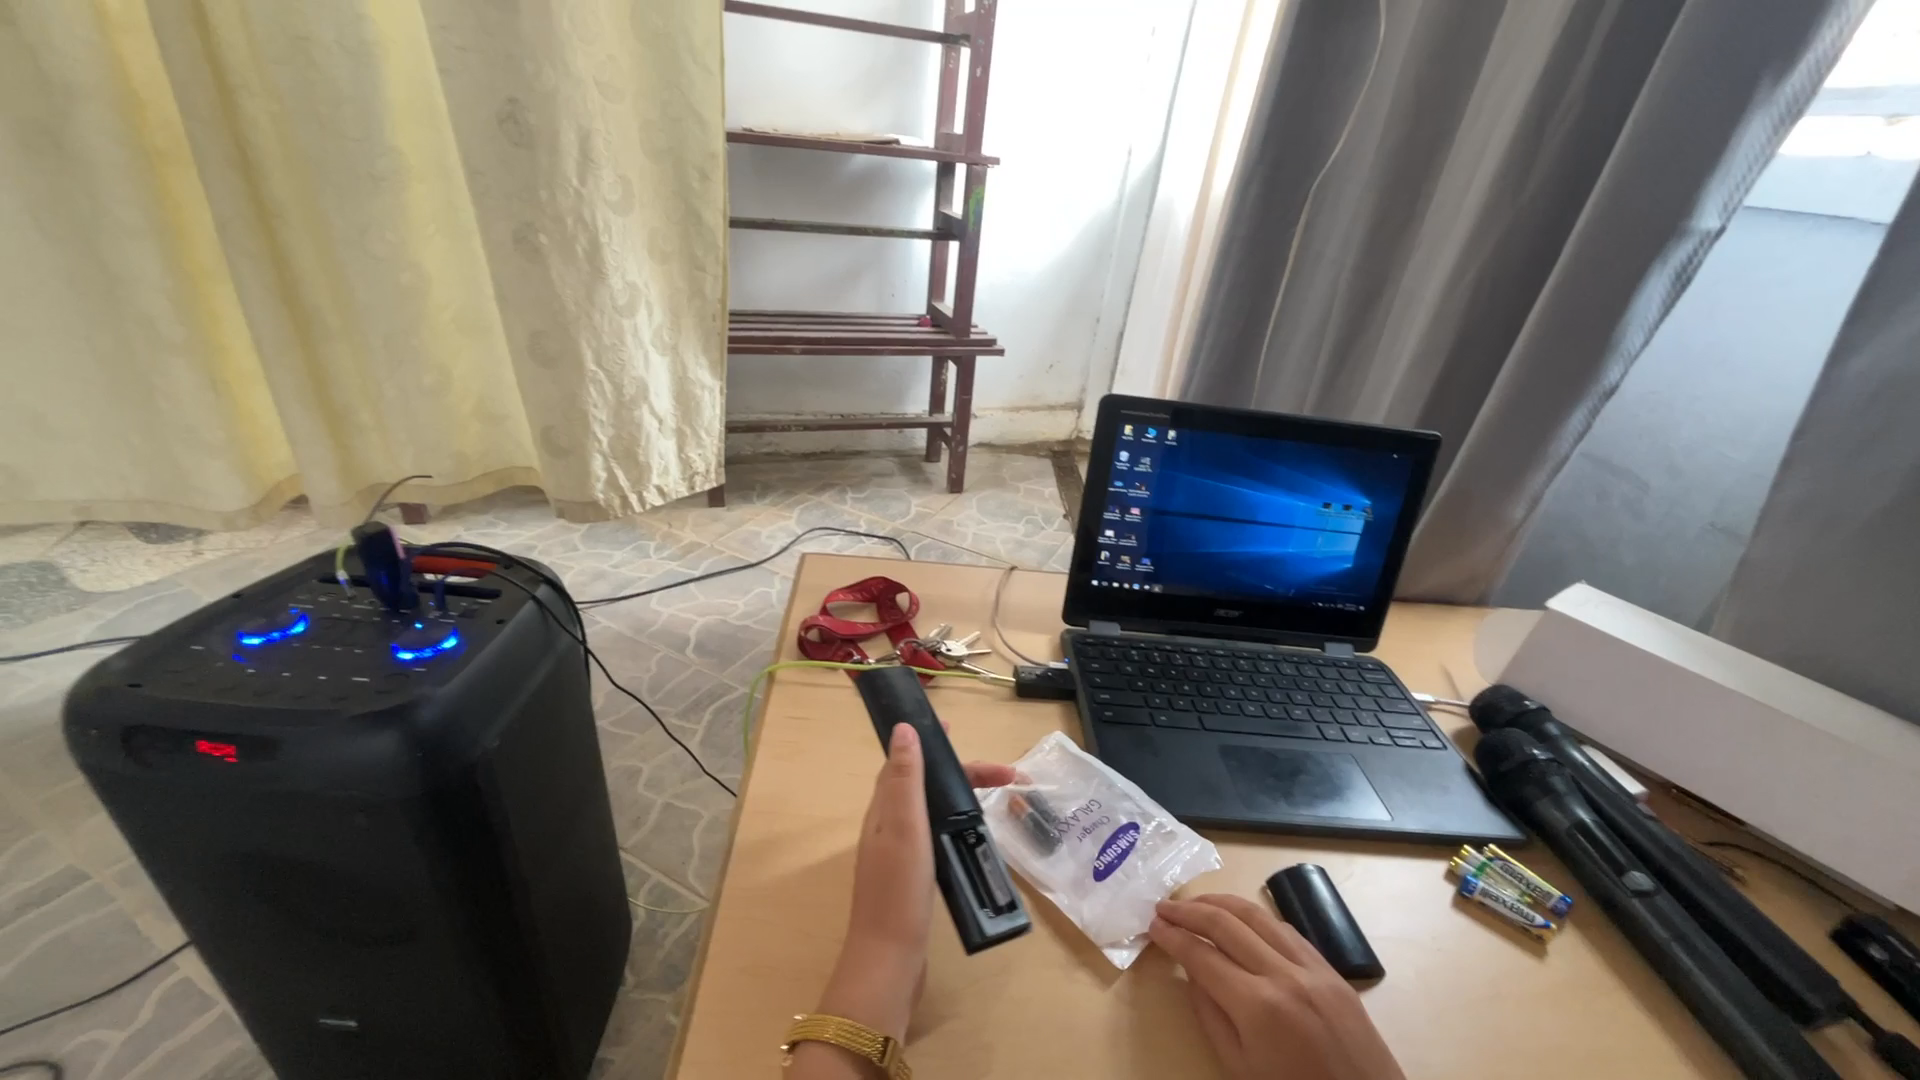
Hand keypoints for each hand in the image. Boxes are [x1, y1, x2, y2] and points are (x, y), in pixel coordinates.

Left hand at [816, 723, 1014, 1038]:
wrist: (890, 959)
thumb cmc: (898, 888)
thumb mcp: (904, 826)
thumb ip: (905, 778)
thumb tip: (903, 727)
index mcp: (884, 810)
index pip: (906, 763)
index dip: (930, 743)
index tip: (955, 727)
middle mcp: (888, 827)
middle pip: (926, 786)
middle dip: (963, 772)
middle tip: (1008, 775)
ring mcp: (900, 854)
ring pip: (932, 811)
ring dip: (963, 796)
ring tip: (998, 798)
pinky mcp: (913, 878)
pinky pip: (937, 837)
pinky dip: (958, 825)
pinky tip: (975, 836)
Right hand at [1151, 895, 1404, 1079]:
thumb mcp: (1240, 1068)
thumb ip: (1210, 1014)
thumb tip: (1191, 971)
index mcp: (1258, 1006)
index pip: (1202, 954)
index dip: (1172, 937)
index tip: (1152, 925)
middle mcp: (1284, 975)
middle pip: (1226, 924)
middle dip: (1188, 911)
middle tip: (1162, 906)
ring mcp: (1313, 968)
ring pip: (1257, 915)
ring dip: (1220, 902)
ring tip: (1195, 902)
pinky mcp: (1332, 971)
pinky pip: (1287, 929)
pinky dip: (1256, 917)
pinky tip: (1240, 918)